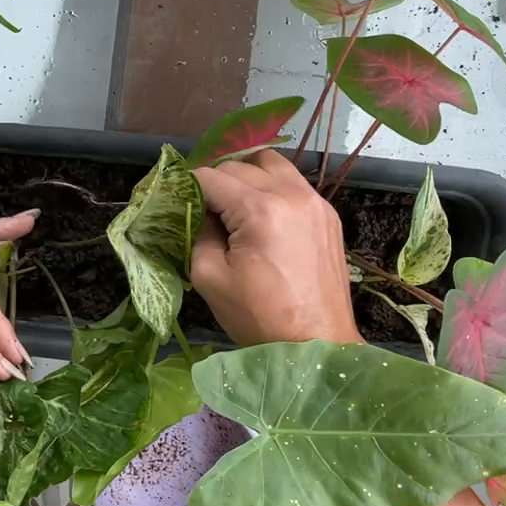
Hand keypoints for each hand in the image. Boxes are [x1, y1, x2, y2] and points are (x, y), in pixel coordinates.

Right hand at [189, 150, 362, 345]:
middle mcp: (290, 194)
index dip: (187, 186)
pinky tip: (263, 217)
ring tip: (235, 204)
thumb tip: (203, 214)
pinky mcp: (328, 214)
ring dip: (246, 176)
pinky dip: (271, 188)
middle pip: (239, 166)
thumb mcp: (209, 277)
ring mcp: (314, 201)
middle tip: (204, 211)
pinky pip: (292, 183)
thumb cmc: (259, 316)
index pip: (210, 177)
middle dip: (216, 182)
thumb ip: (199, 234)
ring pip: (271, 163)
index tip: (177, 202)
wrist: (317, 342)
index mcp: (259, 210)